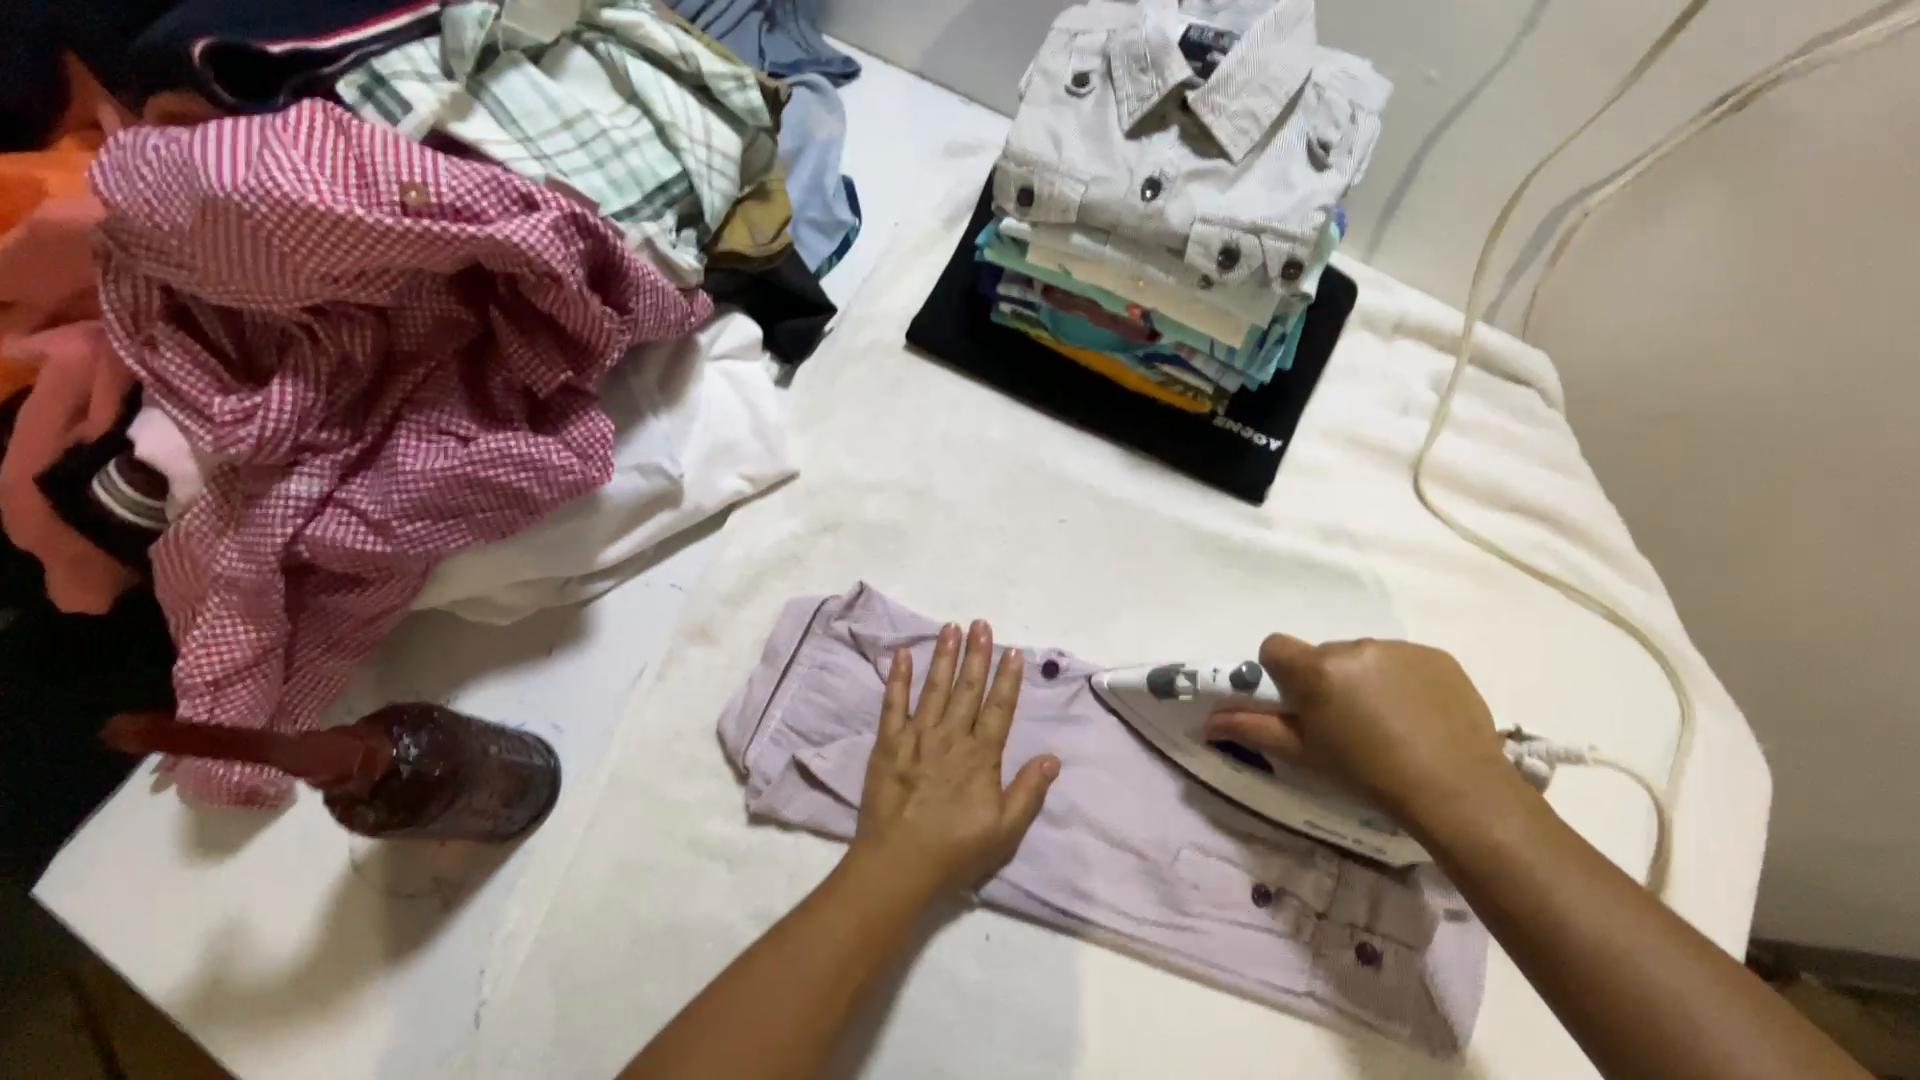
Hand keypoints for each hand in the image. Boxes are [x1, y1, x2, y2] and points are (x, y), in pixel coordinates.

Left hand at [847, 620, 1060, 900]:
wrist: (898, 864)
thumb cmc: (956, 851)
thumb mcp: (1005, 830)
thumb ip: (1028, 791)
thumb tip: (1052, 758)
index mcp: (981, 756)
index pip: (999, 708)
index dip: (1007, 678)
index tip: (1013, 651)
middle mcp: (951, 737)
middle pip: (967, 688)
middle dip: (976, 654)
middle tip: (981, 624)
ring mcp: (917, 737)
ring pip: (934, 688)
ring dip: (943, 656)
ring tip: (950, 627)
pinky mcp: (887, 744)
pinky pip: (893, 704)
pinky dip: (897, 678)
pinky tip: (901, 654)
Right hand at [1205, 635, 1514, 825]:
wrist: (1456, 788)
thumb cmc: (1366, 775)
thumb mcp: (1303, 754)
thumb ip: (1252, 729)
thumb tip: (1208, 722)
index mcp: (1315, 670)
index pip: (1274, 646)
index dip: (1281, 675)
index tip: (1300, 706)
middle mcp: (1353, 646)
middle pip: (1322, 654)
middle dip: (1326, 681)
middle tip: (1346, 725)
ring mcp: (1399, 648)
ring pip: (1363, 657)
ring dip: (1364, 680)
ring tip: (1388, 724)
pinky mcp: (1436, 655)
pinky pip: (1403, 660)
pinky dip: (1402, 681)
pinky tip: (1418, 717)